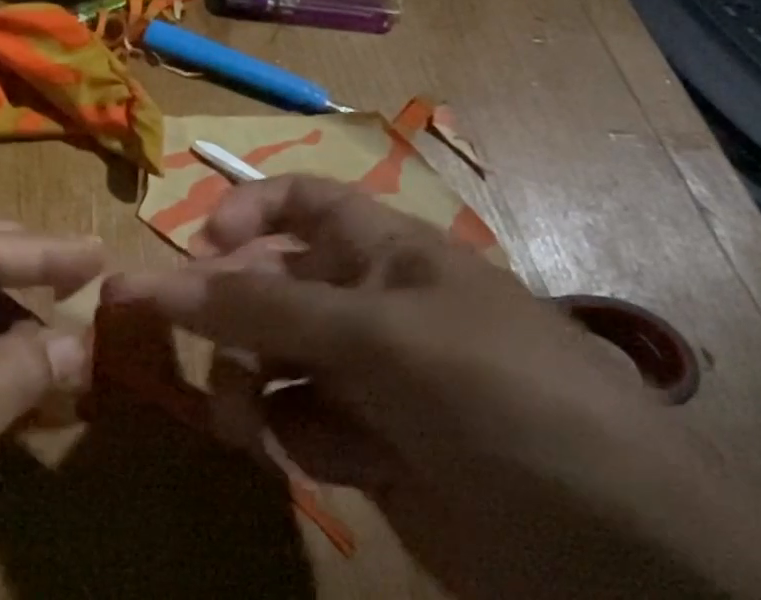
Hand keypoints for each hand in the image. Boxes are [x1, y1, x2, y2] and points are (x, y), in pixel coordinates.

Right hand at [105, 175, 760, 599]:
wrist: (618, 557)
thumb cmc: (500, 398)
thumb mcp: (376, 336)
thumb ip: (256, 308)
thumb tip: (142, 282)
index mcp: (387, 254)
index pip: (303, 203)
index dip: (245, 211)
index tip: (196, 245)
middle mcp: (370, 307)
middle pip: (264, 287)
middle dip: (218, 313)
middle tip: (162, 336)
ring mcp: (367, 379)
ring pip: (265, 360)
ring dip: (242, 386)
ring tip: (244, 424)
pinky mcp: (365, 445)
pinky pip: (293, 421)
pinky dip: (291, 437)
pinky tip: (320, 463)